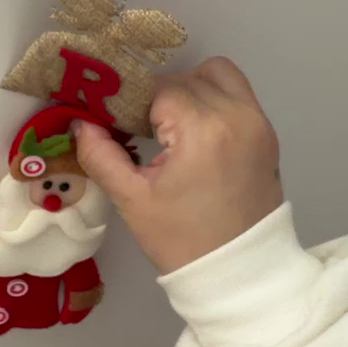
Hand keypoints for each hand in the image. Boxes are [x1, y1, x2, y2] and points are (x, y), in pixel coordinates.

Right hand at [74, 56, 282, 273]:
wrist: (239, 271)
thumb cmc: (181, 240)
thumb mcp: (131, 200)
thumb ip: (100, 155)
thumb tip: (80, 123)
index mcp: (203, 129)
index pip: (158, 88)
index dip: (131, 103)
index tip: (115, 125)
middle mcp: (237, 115)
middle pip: (185, 78)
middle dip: (156, 98)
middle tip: (136, 131)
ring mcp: (258, 122)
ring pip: (217, 75)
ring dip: (188, 90)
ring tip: (168, 127)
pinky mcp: (267, 134)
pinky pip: (236, 95)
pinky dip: (211, 101)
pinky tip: (191, 135)